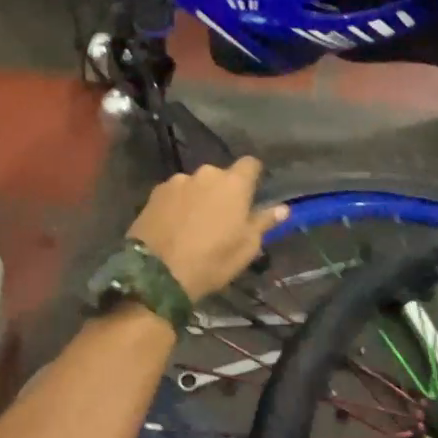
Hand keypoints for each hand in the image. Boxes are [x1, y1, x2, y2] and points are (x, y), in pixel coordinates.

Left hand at [126, 157, 288, 301]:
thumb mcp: (246, 247)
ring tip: (193, 224)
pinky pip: (174, 194)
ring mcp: (177, 181)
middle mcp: (205, 174)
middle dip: (222, 191)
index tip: (251, 193)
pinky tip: (173, 226)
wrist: (157, 273)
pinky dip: (177, 204)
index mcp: (233, 183)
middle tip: (222, 217)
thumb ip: (263, 222)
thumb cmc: (212, 261)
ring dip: (198, 197)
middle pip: (220, 176)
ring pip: (195, 185)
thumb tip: (282, 208)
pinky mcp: (154, 193)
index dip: (252, 176)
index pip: (250, 164)